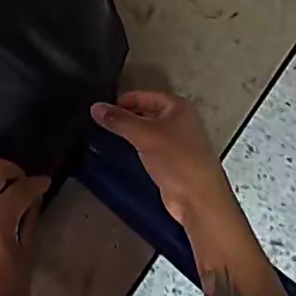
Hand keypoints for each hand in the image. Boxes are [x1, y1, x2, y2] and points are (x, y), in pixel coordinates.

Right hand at [90, 91, 239, 231]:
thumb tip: (96, 107)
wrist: (198, 199)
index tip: (105, 106)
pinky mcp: (174, 162)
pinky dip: (139, 148)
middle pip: (148, 112)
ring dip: (133, 133)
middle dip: (128, 116)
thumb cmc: (178, 160)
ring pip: (150, 131)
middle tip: (105, 120)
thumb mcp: (144, 135)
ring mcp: (179, 143)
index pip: (146, 95)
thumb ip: (119, 120)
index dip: (125, 99)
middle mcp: (181, 122)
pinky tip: (125, 153)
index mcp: (179, 108)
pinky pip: (152, 148)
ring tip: (110, 135)